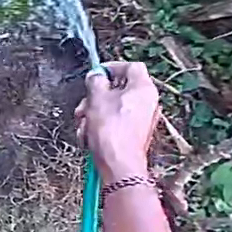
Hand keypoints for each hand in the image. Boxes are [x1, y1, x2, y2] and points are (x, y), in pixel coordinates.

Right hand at [75, 61, 158, 179]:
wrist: (119, 165)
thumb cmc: (111, 132)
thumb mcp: (97, 99)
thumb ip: (95, 82)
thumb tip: (96, 76)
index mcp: (143, 89)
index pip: (130, 66)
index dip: (111, 68)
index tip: (95, 75)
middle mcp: (147, 102)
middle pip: (119, 89)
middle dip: (96, 97)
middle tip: (83, 106)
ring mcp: (142, 120)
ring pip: (113, 107)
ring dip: (94, 113)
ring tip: (84, 125)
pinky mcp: (135, 134)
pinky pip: (115, 122)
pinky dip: (100, 126)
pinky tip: (89, 136)